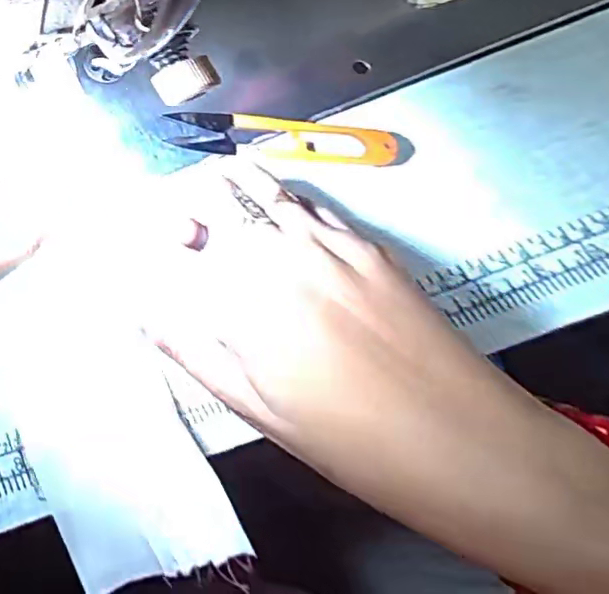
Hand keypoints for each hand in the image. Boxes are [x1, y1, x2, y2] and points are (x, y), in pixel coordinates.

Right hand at [139, 162, 608, 593]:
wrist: (463, 442)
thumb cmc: (348, 438)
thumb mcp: (258, 407)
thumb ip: (194, 352)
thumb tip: (145, 315)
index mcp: (244, 298)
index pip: (189, 241)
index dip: (171, 228)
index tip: (168, 233)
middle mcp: (279, 256)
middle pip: (226, 201)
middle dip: (202, 192)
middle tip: (194, 197)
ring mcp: (326, 245)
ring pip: (270, 192)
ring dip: (240, 177)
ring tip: (224, 166)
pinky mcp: (366, 245)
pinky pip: (314, 205)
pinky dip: (288, 194)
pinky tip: (283, 198)